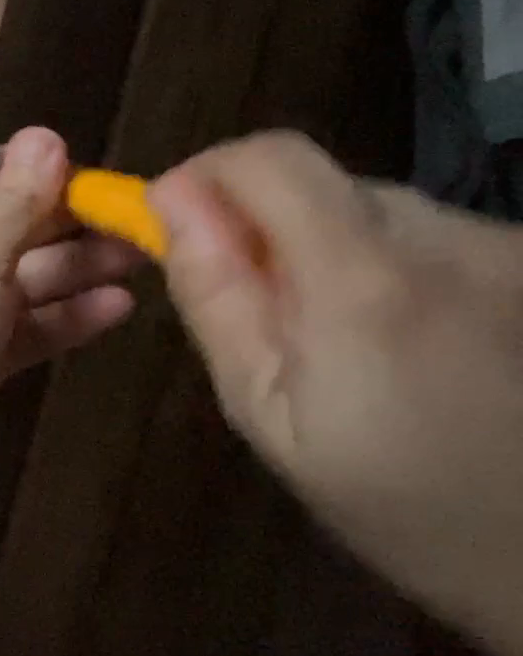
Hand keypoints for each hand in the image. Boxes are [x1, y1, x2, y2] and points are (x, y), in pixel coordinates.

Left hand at [0, 128, 141, 483]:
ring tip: (141, 256)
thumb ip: (16, 199)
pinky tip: (119, 307)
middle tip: (129, 216)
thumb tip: (44, 135)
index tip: (66, 168)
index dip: (3, 172)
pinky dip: (64, 318)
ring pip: (17, 281)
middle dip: (57, 222)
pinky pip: (23, 329)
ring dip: (72, 268)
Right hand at [151, 132, 522, 655]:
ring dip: (329, 246)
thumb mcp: (263, 407)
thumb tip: (167, 199)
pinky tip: (406, 339)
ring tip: (340, 336)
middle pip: (318, 182)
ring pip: (372, 206)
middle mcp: (452, 243)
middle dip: (264, 225)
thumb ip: (214, 295)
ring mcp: (510, 252)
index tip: (177, 229)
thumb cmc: (391, 497)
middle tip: (258, 309)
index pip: (267, 158)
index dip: (204, 176)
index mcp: (367, 279)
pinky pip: (428, 235)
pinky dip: (388, 265)